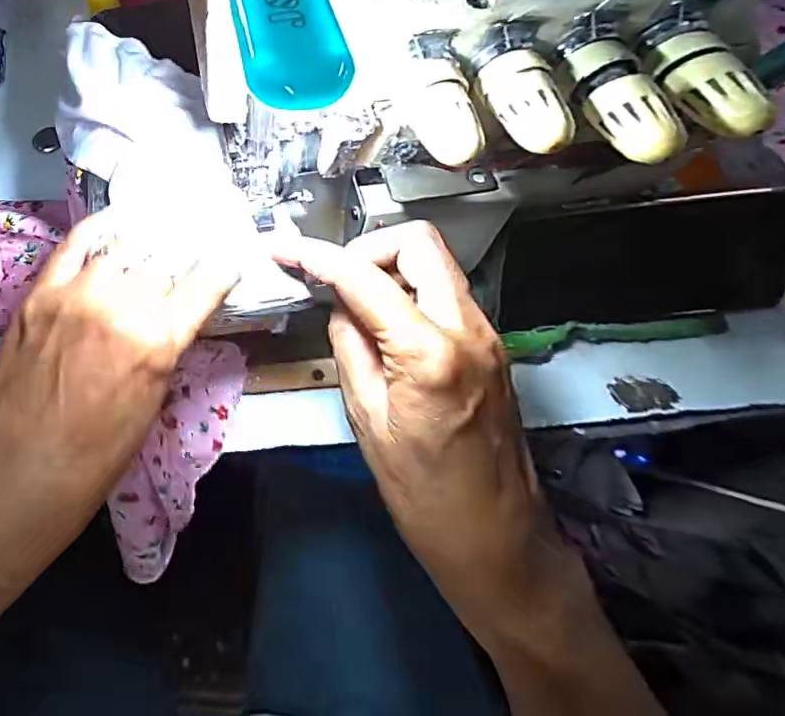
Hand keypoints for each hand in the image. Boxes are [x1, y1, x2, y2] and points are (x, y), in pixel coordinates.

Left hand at [0, 210, 239, 592]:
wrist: (20, 469)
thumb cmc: (96, 456)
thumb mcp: (151, 402)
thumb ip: (163, 348)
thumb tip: (173, 315)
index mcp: (156, 341)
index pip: (202, 285)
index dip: (219, 271)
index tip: (226, 262)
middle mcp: (118, 306)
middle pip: (160, 265)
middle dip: (176, 268)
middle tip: (180, 267)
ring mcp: (74, 294)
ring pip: (121, 250)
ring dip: (140, 252)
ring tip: (149, 249)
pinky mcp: (40, 292)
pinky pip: (73, 245)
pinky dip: (96, 230)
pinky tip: (111, 225)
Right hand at [273, 223, 588, 636]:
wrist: (500, 541)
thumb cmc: (424, 494)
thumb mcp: (366, 417)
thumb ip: (350, 346)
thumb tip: (339, 304)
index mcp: (429, 353)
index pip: (364, 277)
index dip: (316, 257)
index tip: (284, 251)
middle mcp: (467, 330)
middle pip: (417, 242)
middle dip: (365, 247)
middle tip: (334, 279)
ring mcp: (486, 335)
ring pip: (433, 262)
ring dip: (387, 267)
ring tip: (354, 305)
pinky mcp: (489, 345)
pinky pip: (442, 292)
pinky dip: (407, 289)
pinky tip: (382, 325)